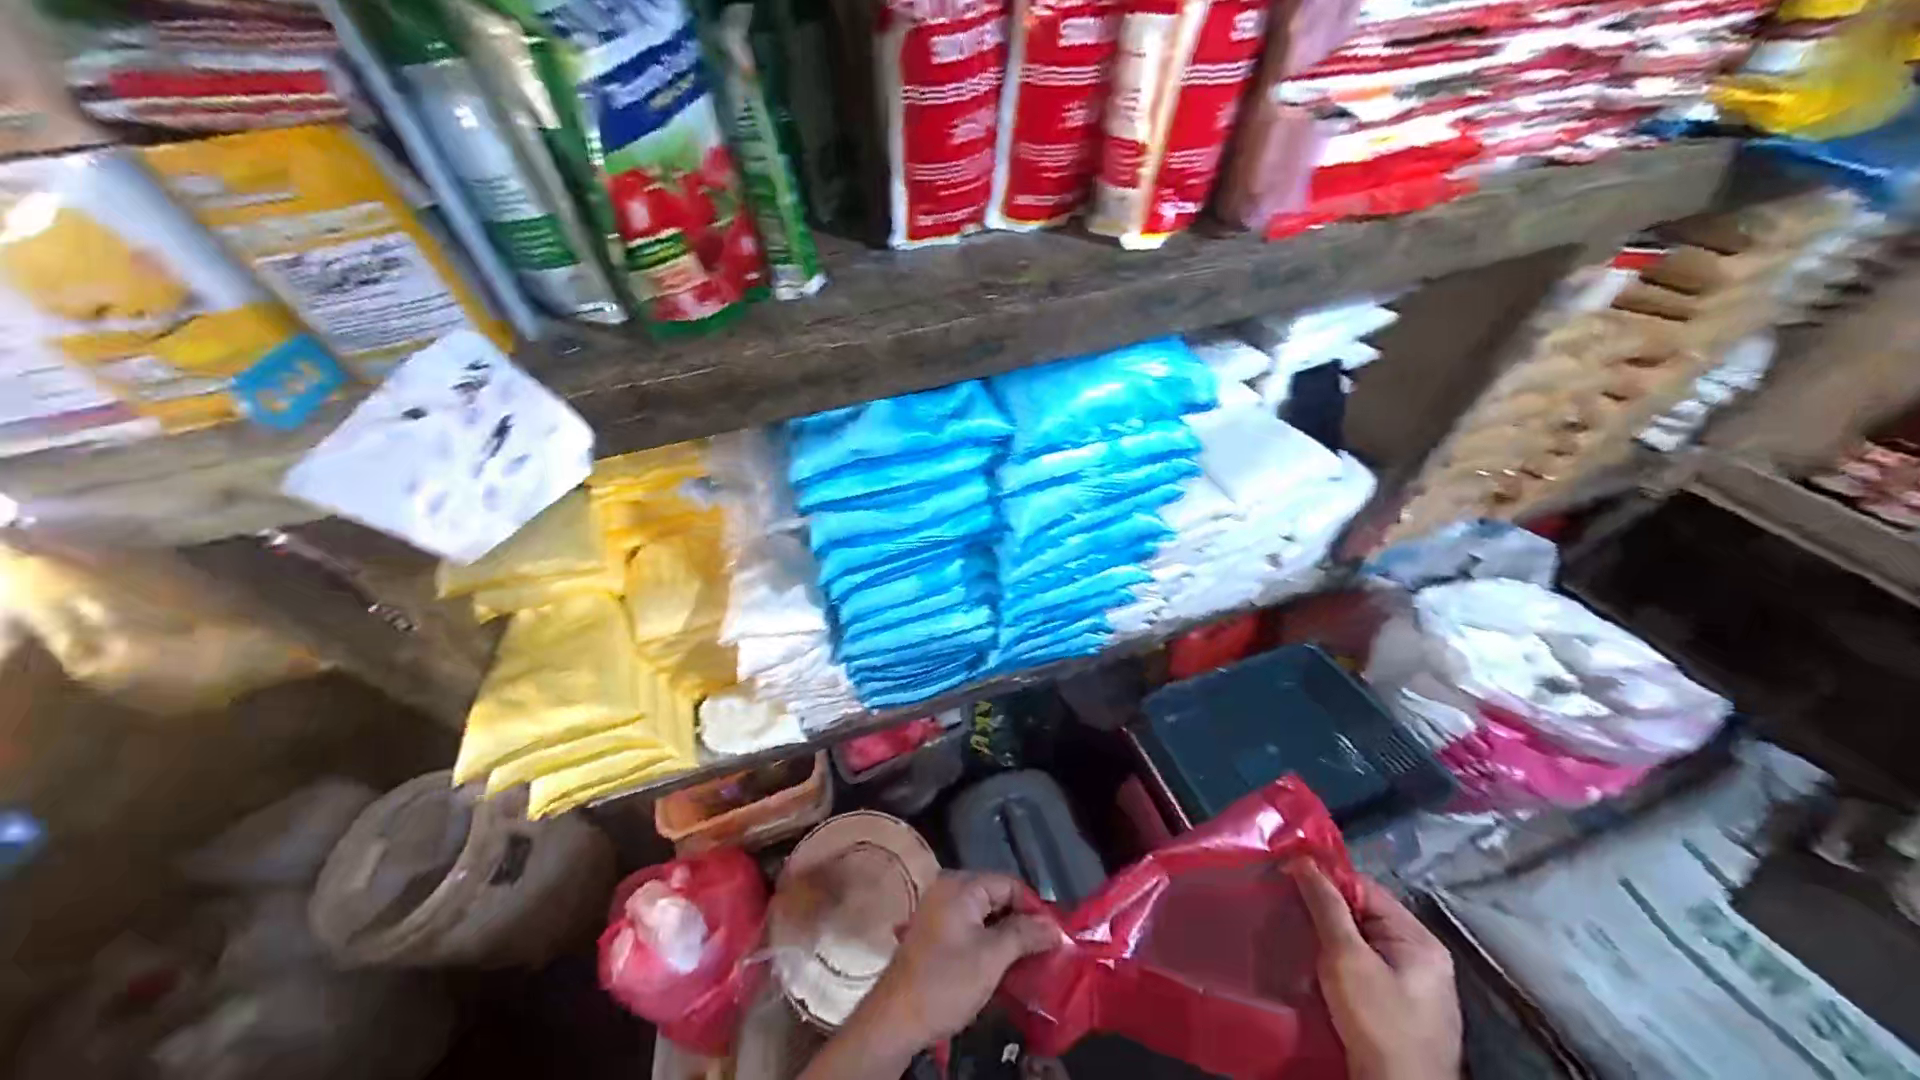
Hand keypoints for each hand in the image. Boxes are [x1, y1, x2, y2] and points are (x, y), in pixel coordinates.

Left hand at [856, 871, 1060, 1045]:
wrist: (896, 1019)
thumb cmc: (946, 983)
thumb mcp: (992, 957)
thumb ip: (1025, 934)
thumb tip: (1055, 927)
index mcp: (961, 885)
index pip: (1010, 884)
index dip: (1035, 908)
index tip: (1055, 936)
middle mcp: (948, 888)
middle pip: (998, 896)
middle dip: (1023, 921)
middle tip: (1046, 949)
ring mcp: (939, 909)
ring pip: (986, 913)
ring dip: (1008, 933)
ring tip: (1031, 959)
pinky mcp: (935, 931)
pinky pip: (971, 925)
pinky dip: (989, 940)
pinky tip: (1004, 963)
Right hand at [1294, 864, 1461, 1079]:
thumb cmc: (1377, 1021)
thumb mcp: (1345, 958)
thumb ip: (1325, 906)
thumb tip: (1303, 860)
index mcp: (1418, 939)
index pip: (1364, 888)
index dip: (1325, 880)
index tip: (1286, 877)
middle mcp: (1421, 956)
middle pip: (1362, 914)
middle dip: (1323, 910)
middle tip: (1284, 906)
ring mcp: (1412, 985)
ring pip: (1359, 941)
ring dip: (1327, 937)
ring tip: (1293, 932)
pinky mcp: (1398, 1007)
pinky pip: (1362, 966)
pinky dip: (1337, 961)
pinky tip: (1313, 964)